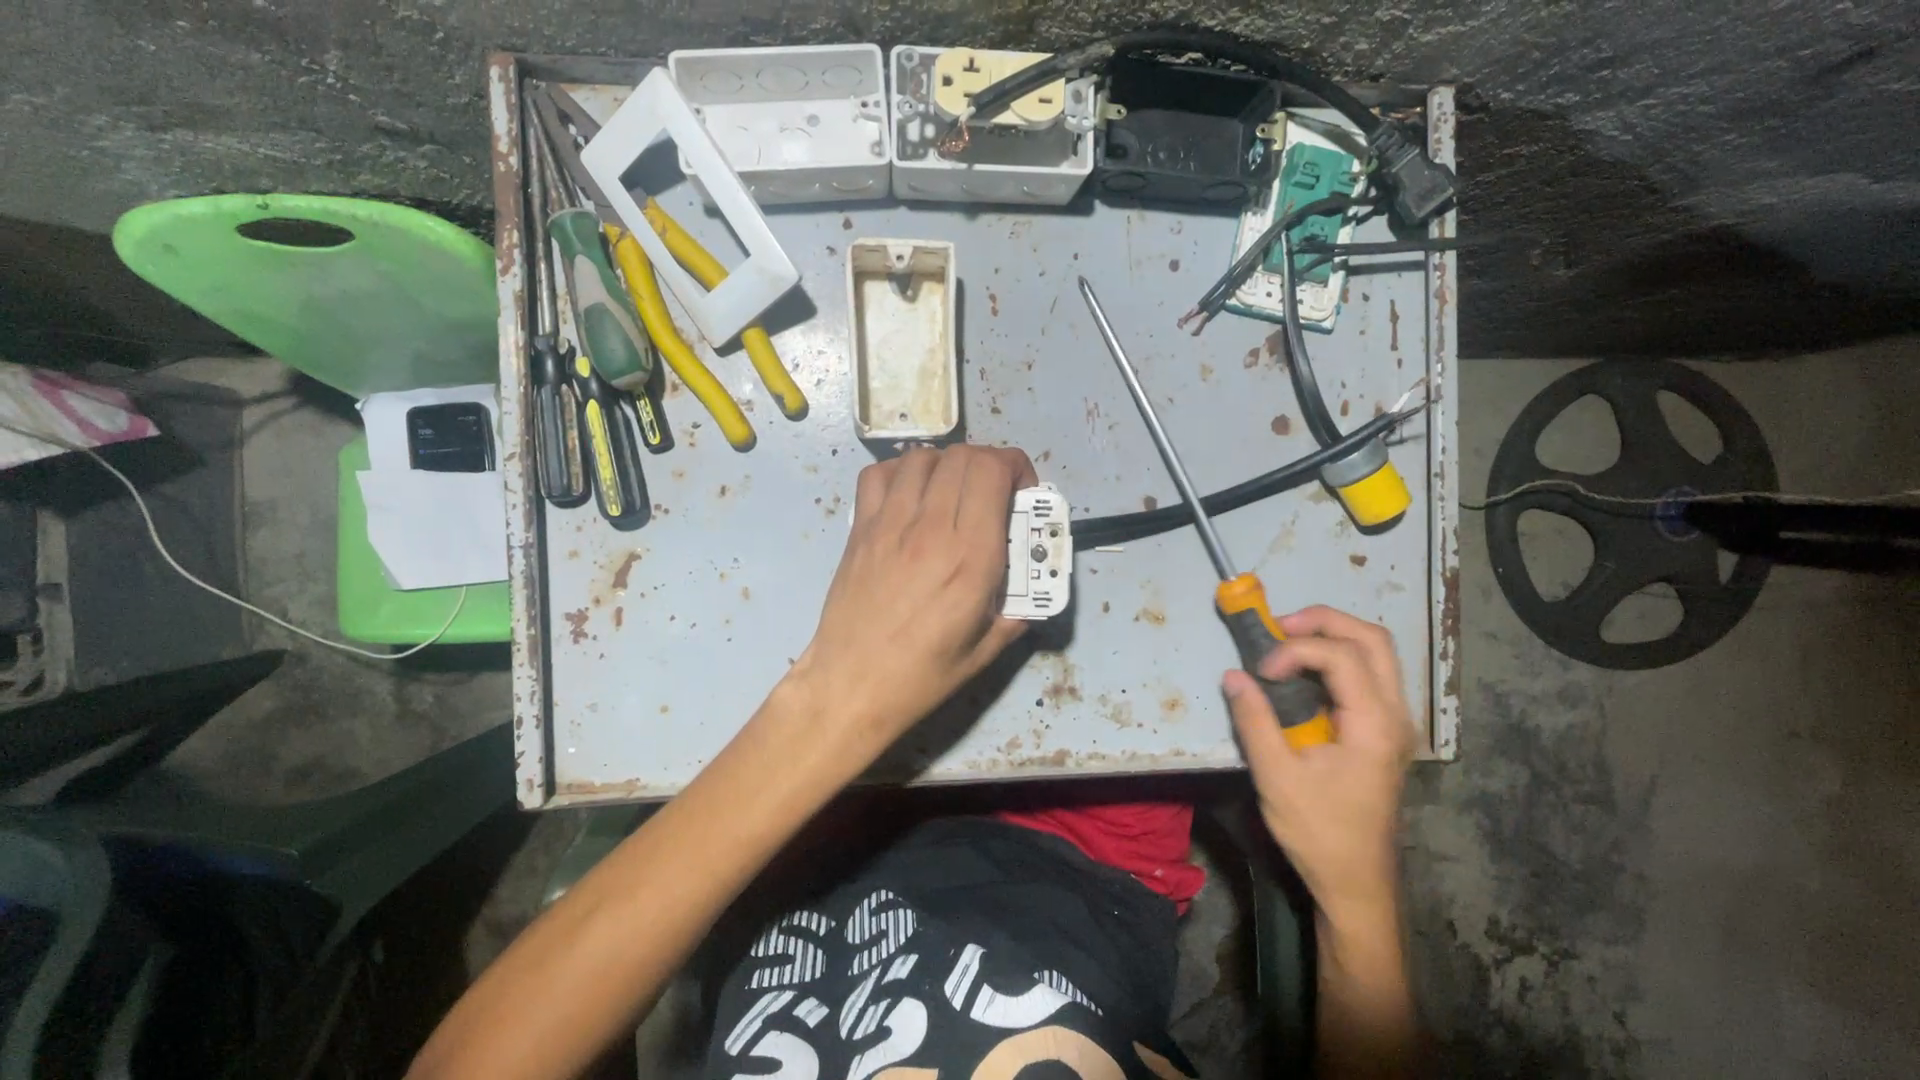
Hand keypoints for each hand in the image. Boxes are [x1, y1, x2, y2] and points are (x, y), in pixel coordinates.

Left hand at [792, 445, 1038, 753]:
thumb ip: (1015, 612)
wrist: (851, 685)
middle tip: (995, 491)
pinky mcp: (860, 529)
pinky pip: (879, 474)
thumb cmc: (921, 675)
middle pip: (964, 456)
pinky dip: (902, 471)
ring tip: (954, 491)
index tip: (1022, 490)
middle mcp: (931, 528)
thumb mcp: (985, 649)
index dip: (1016, 467)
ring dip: (948, 464)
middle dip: (990, 463)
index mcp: (971, 557)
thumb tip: (1030, 592)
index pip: (993, 473)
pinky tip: (911, 495)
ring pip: (923, 457)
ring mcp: (890, 524)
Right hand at [1224, 605, 1413, 924]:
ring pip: (1376, 653)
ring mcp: (1395, 723)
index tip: (1261, 672)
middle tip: (1277, 626)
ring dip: (1332, 637)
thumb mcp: (1277, 778)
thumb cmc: (1319, 832)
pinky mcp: (1384, 732)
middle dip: (1323, 622)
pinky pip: (1370, 675)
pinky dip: (1336, 659)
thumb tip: (1233, 676)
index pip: (1342, 656)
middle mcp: (1396, 715)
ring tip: (1286, 642)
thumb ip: (1255, 721)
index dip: (1295, 650)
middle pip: (1372, 639)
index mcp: (1375, 724)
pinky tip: (1302, 673)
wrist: (1356, 881)